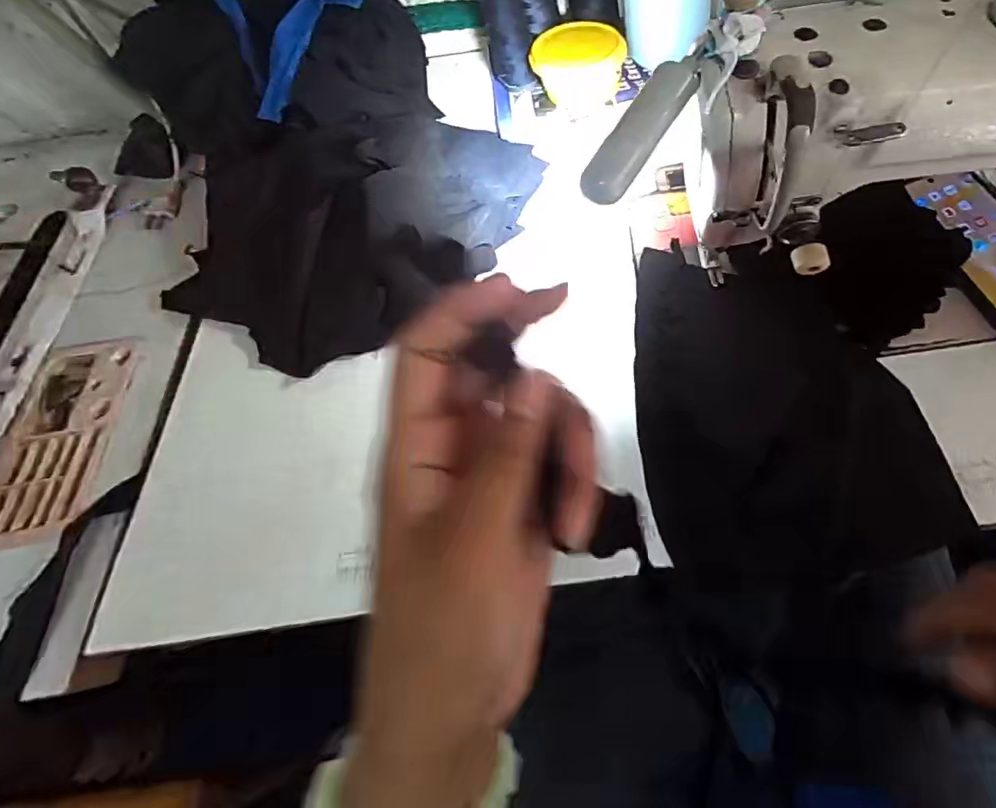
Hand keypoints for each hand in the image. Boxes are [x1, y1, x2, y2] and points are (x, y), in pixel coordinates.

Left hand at [347, 277, 601, 807]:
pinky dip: (580, 484)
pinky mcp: (529, 495)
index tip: (516, 288)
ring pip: (543, 413)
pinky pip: (564, 455)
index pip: (426, 353)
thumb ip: (506, 454)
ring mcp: (495, 468)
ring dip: (573, 452)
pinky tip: (576, 531)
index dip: (463, 310)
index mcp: (414, 445)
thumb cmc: (442, 627)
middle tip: (564, 297)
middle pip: (492, 365)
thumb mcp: (475, 537)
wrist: (456, 708)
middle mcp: (454, 443)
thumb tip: (534, 376)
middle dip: (527, 339)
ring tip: (573, 515)